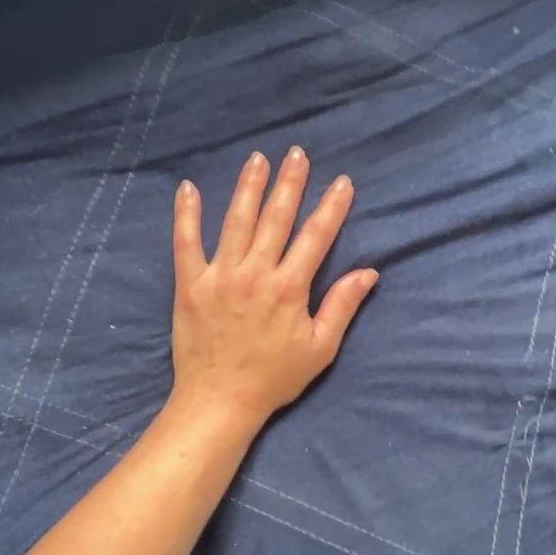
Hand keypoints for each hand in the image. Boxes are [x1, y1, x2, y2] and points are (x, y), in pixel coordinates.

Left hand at [170, 148, 378, 424]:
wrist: (219, 401)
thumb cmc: (274, 378)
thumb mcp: (320, 348)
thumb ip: (342, 306)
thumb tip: (369, 273)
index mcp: (289, 288)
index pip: (316, 237)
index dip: (332, 207)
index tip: (343, 182)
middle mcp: (255, 273)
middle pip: (276, 218)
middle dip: (290, 183)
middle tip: (297, 153)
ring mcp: (219, 275)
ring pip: (236, 221)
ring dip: (248, 187)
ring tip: (257, 159)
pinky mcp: (189, 284)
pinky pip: (185, 242)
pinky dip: (186, 214)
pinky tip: (188, 188)